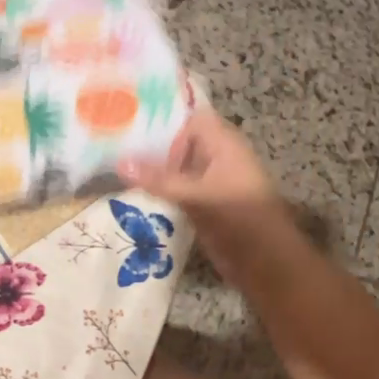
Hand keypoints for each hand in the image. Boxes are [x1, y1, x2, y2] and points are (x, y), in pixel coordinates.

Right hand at [118, 107, 275, 216]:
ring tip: (112, 162)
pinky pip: (175, 189)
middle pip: (179, 141)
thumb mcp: (197, 195)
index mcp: (222, 144)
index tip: (129, 118)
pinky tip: (130, 189)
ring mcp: (209, 182)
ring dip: (150, 167)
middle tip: (111, 139)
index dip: (164, 116)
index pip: (190, 117)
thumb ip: (158, 180)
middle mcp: (215, 157)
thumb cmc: (239, 217)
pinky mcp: (203, 204)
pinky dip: (157, 188)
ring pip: (175, 166)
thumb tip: (119, 163)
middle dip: (150, 142)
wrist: (266, 262)